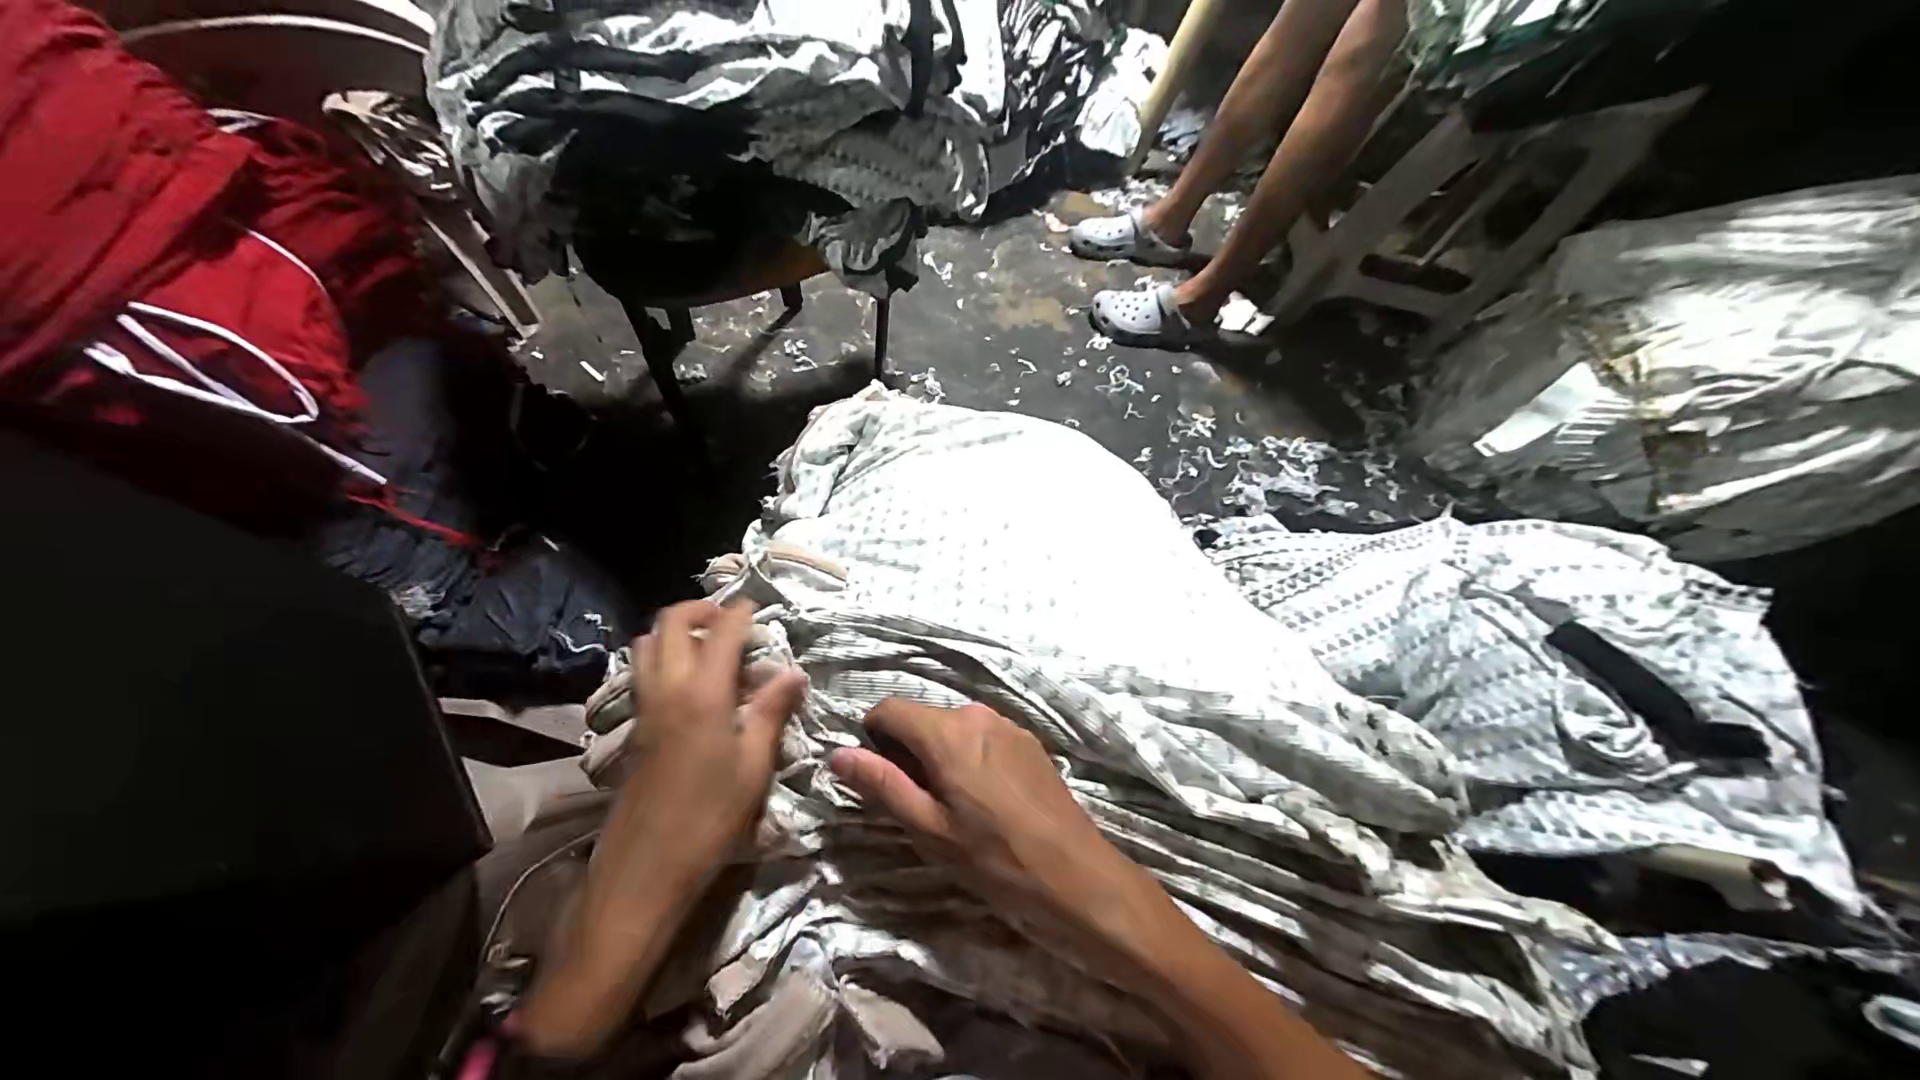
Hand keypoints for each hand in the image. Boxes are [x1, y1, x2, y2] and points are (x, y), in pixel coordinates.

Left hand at [521, 600, 804, 1057]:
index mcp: (703, 693)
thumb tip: (792, 673)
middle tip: (731, 619)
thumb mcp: (754, 765)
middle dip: (701, 609)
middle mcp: (667, 689)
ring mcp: (644, 707)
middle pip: (671, 623)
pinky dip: (663, 656)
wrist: (644, 870)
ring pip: (647, 644)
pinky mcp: (634, 728)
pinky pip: (642, 671)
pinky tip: (691, 683)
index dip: (742, 612)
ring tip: (710, 646)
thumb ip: (772, 711)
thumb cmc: (710, 818)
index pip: (722, 632)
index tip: (758, 606)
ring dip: (676, 631)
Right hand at [830, 701, 1368, 1079]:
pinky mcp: (1030, 742)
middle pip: (923, 719)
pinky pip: (982, 737)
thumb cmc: (996, 861)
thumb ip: (881, 785)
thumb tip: (837, 754)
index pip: (889, 708)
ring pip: (953, 728)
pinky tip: (988, 803)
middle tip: (921, 807)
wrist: (1080, 879)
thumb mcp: (929, 830)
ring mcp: (1009, 725)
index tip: (881, 779)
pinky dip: (970, 759)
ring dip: (941, 757)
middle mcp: (978, 714)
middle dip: (909, 752)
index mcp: (948, 731)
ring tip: (957, 810)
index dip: (874, 738)